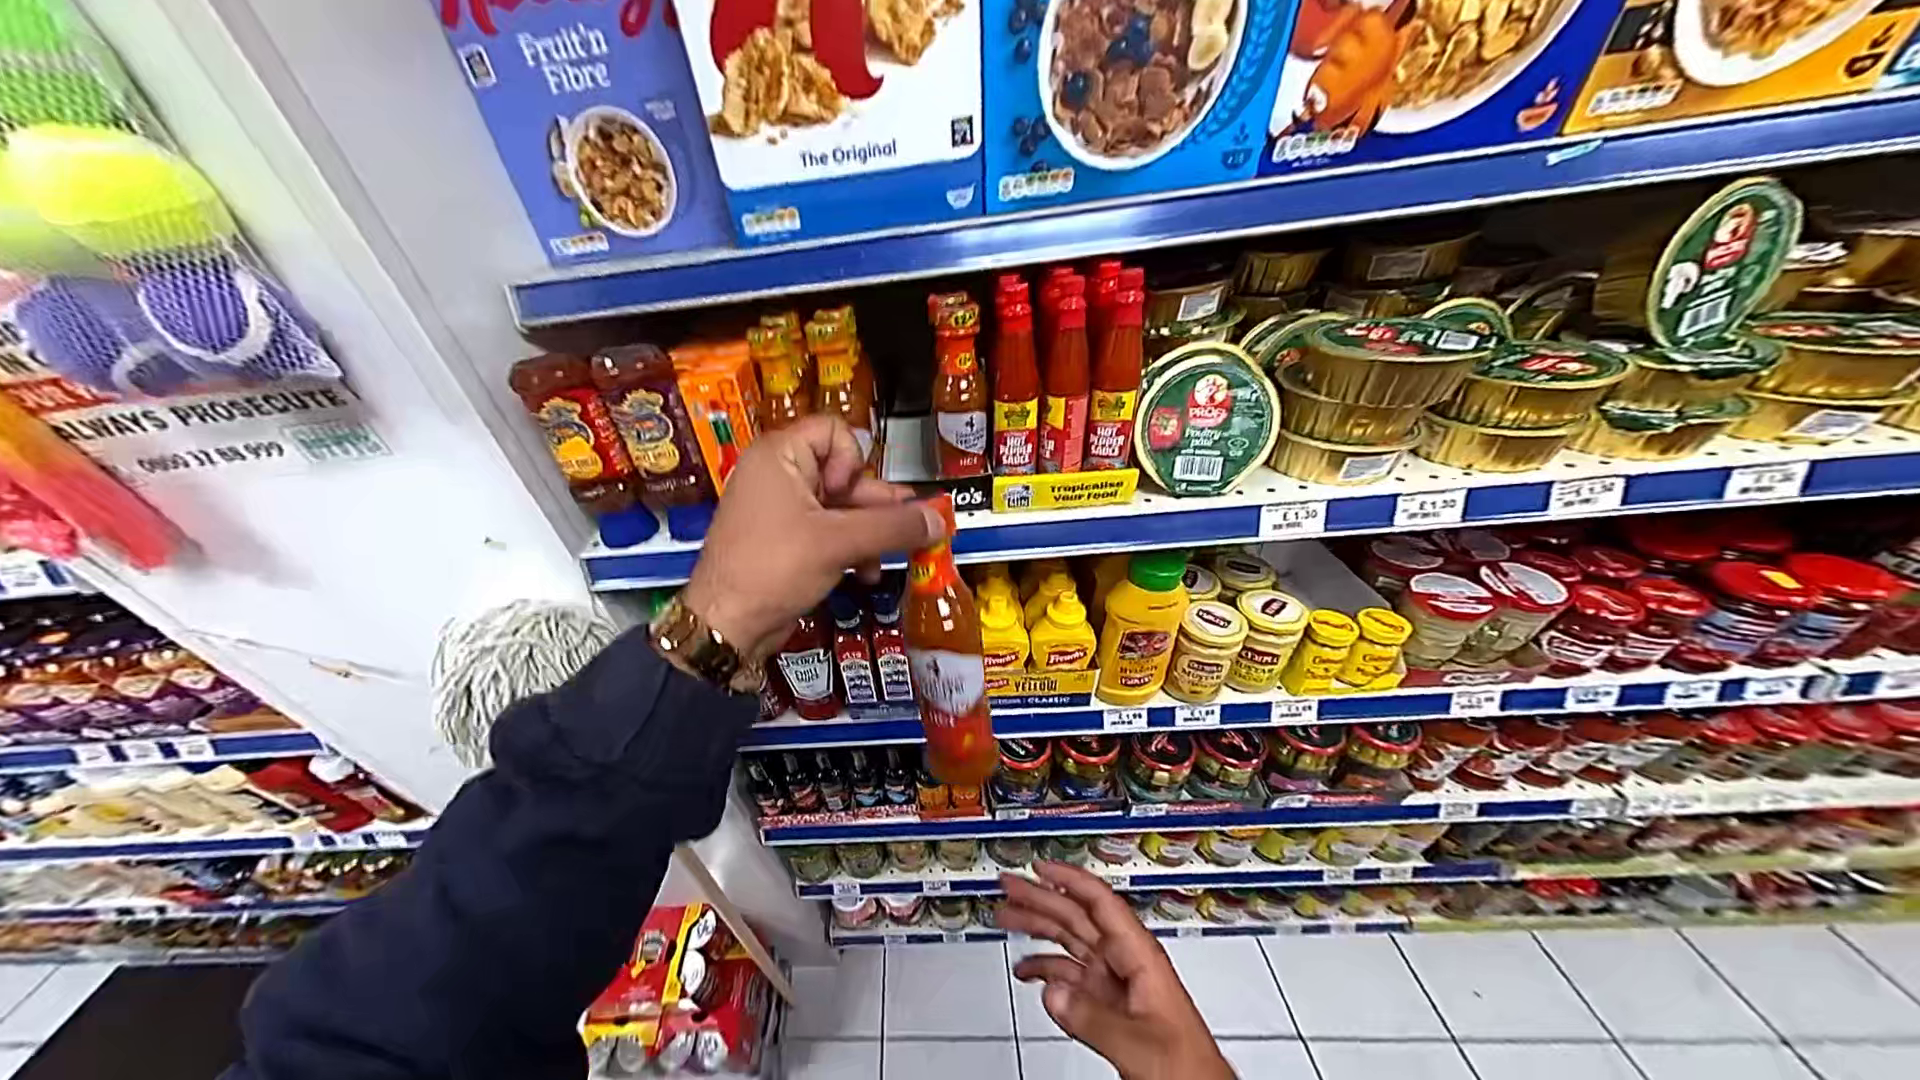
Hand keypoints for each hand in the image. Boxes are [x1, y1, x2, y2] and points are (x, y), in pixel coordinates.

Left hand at [682, 415, 941, 661]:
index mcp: (780, 456)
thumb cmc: (770, 570)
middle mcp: (779, 475)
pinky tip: (865, 572)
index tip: (850, 496)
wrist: (727, 626)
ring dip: (869, 533)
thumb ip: (894, 527)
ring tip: (884, 558)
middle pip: (846, 474)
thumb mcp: (839, 543)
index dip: (853, 461)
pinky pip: (830, 531)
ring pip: (842, 508)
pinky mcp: (787, 540)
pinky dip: (851, 548)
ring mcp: (782, 509)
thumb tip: (939, 519)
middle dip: (875, 507)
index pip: (835, 431)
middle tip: (904, 528)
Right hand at [1000, 862, 1232, 1079]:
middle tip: (1009, 887)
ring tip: (1007, 918)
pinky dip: (1046, 970)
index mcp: (1139, 956)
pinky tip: (1027, 971)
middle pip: (1077, 917)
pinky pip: (1070, 977)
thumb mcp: (1141, 1044)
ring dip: (1037, 928)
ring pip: (1069, 942)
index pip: (1100, 902)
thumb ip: (1094, 1017)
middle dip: (1041, 899)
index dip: (1069, 878)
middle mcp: (1124, 962)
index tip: (1040, 867)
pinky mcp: (1107, 1006)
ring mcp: (1115, 983)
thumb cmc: (1190, 1069)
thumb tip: (1051, 991)